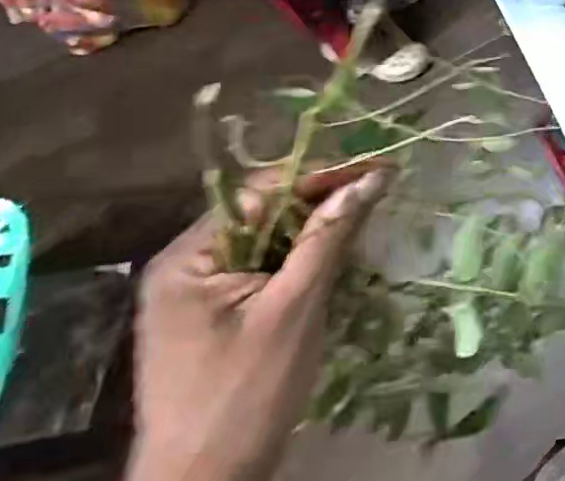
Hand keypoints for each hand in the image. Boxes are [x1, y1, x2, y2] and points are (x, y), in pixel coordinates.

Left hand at [126, 166, 386, 480]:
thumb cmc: (247, 395)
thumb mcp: (295, 307)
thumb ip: (329, 236)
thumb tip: (372, 177)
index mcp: (189, 257)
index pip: (263, 192)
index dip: (323, 175)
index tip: (377, 168)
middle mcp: (185, 264)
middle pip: (264, 211)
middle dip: (322, 201)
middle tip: (378, 191)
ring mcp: (196, 291)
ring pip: (267, 238)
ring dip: (315, 229)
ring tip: (366, 217)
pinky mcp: (213, 313)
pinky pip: (263, 265)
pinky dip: (301, 257)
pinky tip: (337, 255)